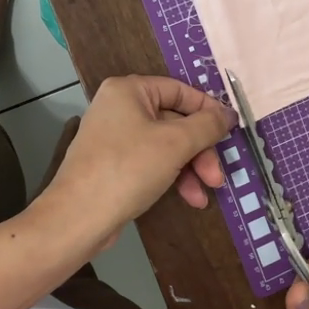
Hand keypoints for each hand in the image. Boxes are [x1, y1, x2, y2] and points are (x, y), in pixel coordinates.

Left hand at [33, 75, 234, 251]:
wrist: (78, 218)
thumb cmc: (127, 169)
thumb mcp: (175, 144)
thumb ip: (206, 125)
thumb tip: (228, 113)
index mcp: (129, 90)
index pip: (179, 90)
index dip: (208, 110)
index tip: (231, 131)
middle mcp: (119, 107)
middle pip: (174, 121)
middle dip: (200, 150)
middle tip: (217, 175)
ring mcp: (114, 137)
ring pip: (166, 145)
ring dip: (190, 168)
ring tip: (205, 193)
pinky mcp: (114, 165)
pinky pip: (152, 162)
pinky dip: (173, 176)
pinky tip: (190, 198)